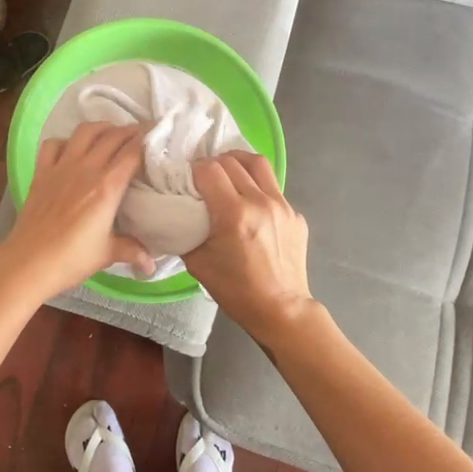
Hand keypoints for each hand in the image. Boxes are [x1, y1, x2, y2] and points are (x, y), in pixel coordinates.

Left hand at [0, 122, 155, 297]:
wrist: (29, 262)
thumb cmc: (71, 259)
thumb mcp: (107, 254)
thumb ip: (132, 250)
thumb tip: (152, 264)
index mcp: (108, 186)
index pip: (132, 152)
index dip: (147, 139)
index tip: (157, 134)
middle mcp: (86, 168)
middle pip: (112, 136)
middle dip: (129, 131)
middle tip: (140, 134)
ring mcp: (61, 167)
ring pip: (84, 132)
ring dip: (101, 127)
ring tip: (111, 133)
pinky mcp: (41, 172)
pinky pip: (53, 144)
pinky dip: (65, 140)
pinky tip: (71, 148)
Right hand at [185, 153, 315, 345]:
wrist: (281, 310)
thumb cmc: (236, 290)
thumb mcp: (198, 263)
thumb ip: (185, 231)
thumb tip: (176, 210)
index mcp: (234, 214)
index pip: (209, 169)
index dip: (194, 170)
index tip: (187, 179)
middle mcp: (260, 202)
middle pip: (231, 161)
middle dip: (212, 164)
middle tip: (203, 178)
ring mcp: (283, 206)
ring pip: (258, 164)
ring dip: (238, 163)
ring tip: (228, 173)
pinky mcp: (296, 215)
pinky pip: (273, 188)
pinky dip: (257, 188)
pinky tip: (251, 205)